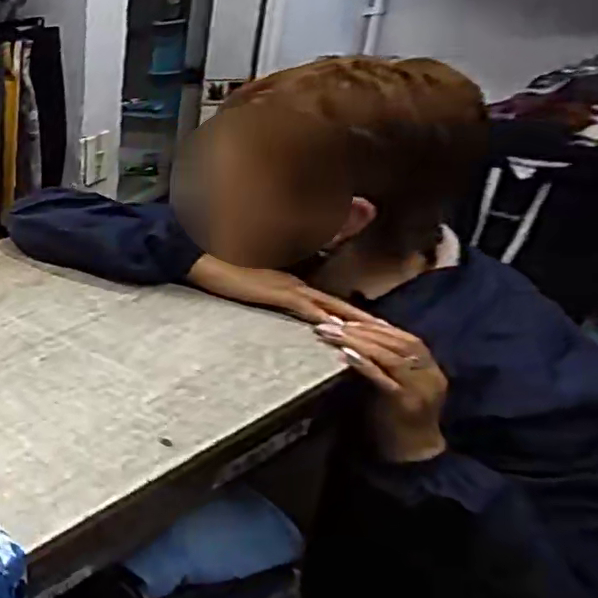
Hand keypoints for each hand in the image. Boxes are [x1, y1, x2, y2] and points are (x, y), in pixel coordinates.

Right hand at [186, 255, 379, 325]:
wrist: (203, 259)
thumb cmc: (219, 271)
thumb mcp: (246, 284)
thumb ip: (264, 292)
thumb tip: (274, 303)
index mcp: (290, 284)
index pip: (329, 301)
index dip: (354, 313)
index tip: (375, 326)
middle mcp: (297, 285)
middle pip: (340, 304)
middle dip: (368, 320)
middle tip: (395, 335)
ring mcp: (290, 288)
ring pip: (334, 307)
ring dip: (358, 323)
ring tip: (382, 337)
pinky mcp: (279, 294)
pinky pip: (310, 310)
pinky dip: (329, 320)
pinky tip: (344, 332)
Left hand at [316, 319, 448, 462]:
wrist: (411, 451)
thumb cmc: (393, 414)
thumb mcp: (390, 382)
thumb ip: (380, 362)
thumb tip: (350, 337)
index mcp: (429, 369)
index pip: (406, 338)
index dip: (375, 325)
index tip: (344, 316)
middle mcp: (431, 376)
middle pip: (401, 343)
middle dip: (363, 330)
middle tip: (328, 322)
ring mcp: (422, 390)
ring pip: (394, 358)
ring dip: (359, 342)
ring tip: (330, 333)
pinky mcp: (406, 404)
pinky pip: (386, 380)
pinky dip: (365, 364)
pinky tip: (345, 354)